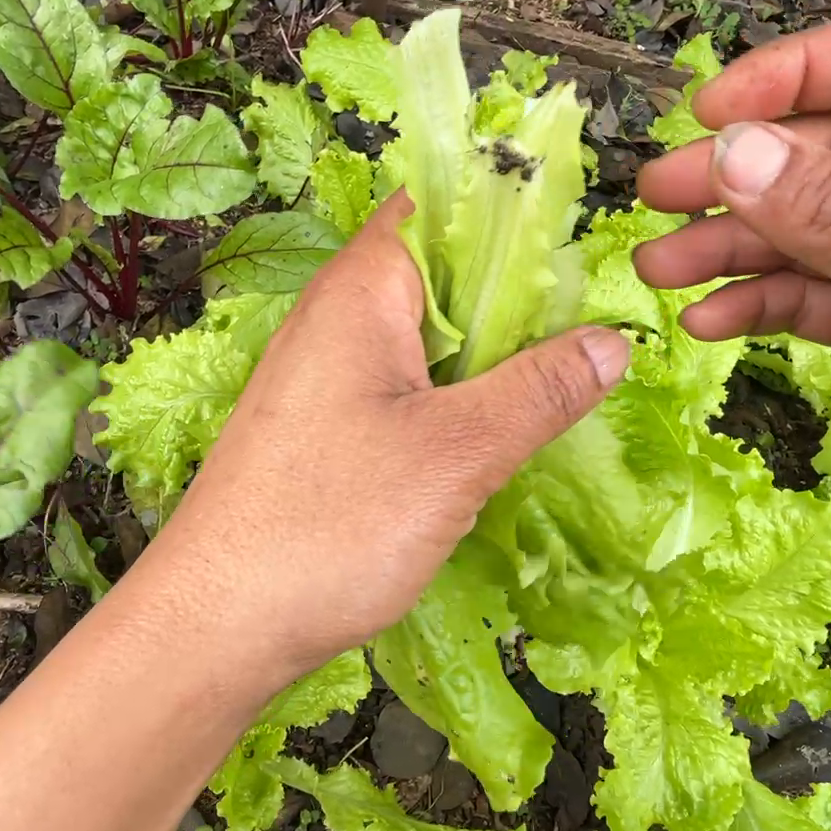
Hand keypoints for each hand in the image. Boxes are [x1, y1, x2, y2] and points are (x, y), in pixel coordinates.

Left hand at [143, 194, 629, 675]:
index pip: (437, 208)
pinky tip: (493, 432)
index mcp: (361, 290)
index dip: (506, 214)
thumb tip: (612, 342)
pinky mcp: (327, 426)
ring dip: (487, 355)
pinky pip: (405, 387)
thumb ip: (539, 390)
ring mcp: (328, 375)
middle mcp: (336, 317)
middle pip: (439, 275)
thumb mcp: (458, 452)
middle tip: (587, 329)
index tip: (575, 248)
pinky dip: (454, 397)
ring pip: (426, 339)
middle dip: (512, 297)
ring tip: (557, 380)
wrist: (218, 622)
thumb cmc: (332, 522)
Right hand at [633, 7, 830, 581]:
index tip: (707, 113)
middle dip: (738, 174)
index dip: (793, 74)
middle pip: (825, 154)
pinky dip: (754, 308)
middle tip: (654, 194)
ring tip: (658, 269)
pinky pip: (804, 302)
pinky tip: (706, 323)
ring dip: (727, 248)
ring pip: (801, 234)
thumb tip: (729, 153)